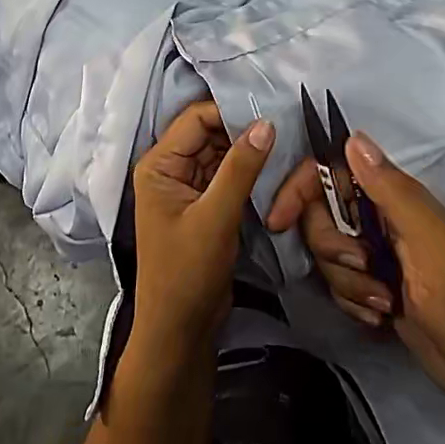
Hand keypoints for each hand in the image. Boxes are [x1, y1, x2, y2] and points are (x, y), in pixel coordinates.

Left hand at [130, 101, 275, 345]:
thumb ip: (240, 169)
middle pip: (209, 133)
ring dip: (248, 151)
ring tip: (286, 145)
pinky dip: (247, 172)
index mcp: (158, 164)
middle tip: (285, 128)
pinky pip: (227, 175)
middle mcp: (169, 168)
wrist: (180, 330)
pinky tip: (274, 169)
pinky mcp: (204, 204)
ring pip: (220, 153)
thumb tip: (266, 124)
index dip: (229, 113)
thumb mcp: (216, 217)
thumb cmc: (187, 273)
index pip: (195, 120)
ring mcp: (187, 187)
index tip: (270, 114)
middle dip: (242, 131)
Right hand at [267, 134, 444, 409]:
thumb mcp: (430, 242)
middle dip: (331, 249)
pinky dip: (354, 302)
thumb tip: (353, 138)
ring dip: (347, 283)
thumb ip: (390, 190)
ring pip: (326, 256)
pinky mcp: (375, 288)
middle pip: (319, 218)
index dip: (298, 190)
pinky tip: (383, 317)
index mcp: (394, 198)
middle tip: (364, 268)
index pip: (329, 174)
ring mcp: (376, 255)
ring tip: (385, 302)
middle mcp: (380, 219)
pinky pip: (338, 286)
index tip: (278, 220)